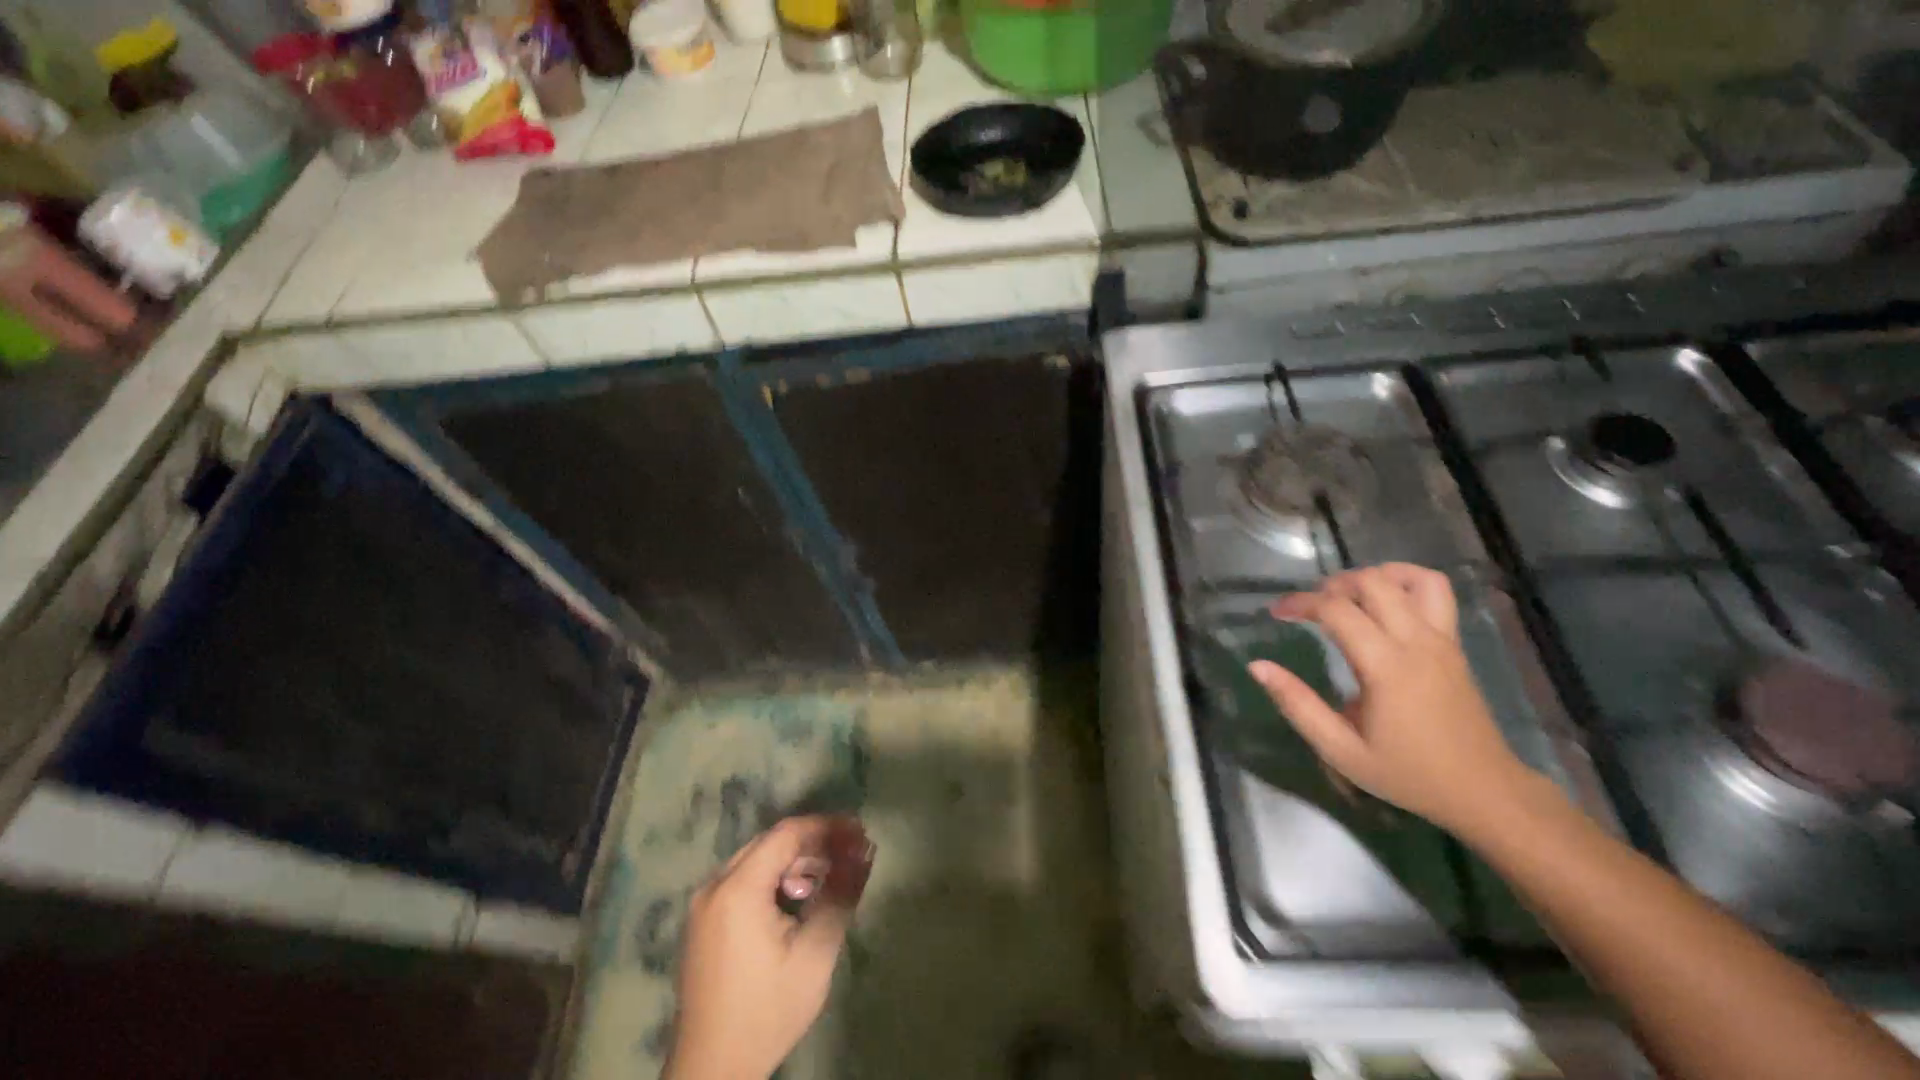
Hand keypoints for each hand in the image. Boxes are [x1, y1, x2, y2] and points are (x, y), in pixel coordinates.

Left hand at [667, 816, 874, 1079]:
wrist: (712, 1066)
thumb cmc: (768, 1010)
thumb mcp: (815, 954)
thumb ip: (839, 896)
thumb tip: (864, 852)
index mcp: (738, 889)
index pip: (787, 833)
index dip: (827, 827)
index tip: (861, 833)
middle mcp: (713, 886)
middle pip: (769, 844)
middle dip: (814, 845)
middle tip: (852, 856)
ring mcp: (702, 905)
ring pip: (755, 862)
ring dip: (793, 863)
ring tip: (828, 882)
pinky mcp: (701, 923)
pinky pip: (741, 883)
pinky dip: (772, 881)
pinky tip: (795, 902)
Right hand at [1248, 563, 1535, 834]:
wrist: (1481, 790)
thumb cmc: (1406, 774)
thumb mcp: (1341, 750)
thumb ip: (1298, 705)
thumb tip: (1258, 667)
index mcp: (1386, 668)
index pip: (1337, 611)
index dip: (1301, 603)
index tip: (1276, 612)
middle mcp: (1417, 642)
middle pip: (1373, 583)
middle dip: (1333, 585)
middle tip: (1310, 607)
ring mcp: (1442, 639)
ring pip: (1411, 578)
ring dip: (1374, 576)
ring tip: (1349, 596)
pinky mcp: (1455, 644)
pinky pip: (1436, 593)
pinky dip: (1406, 583)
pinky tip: (1386, 603)